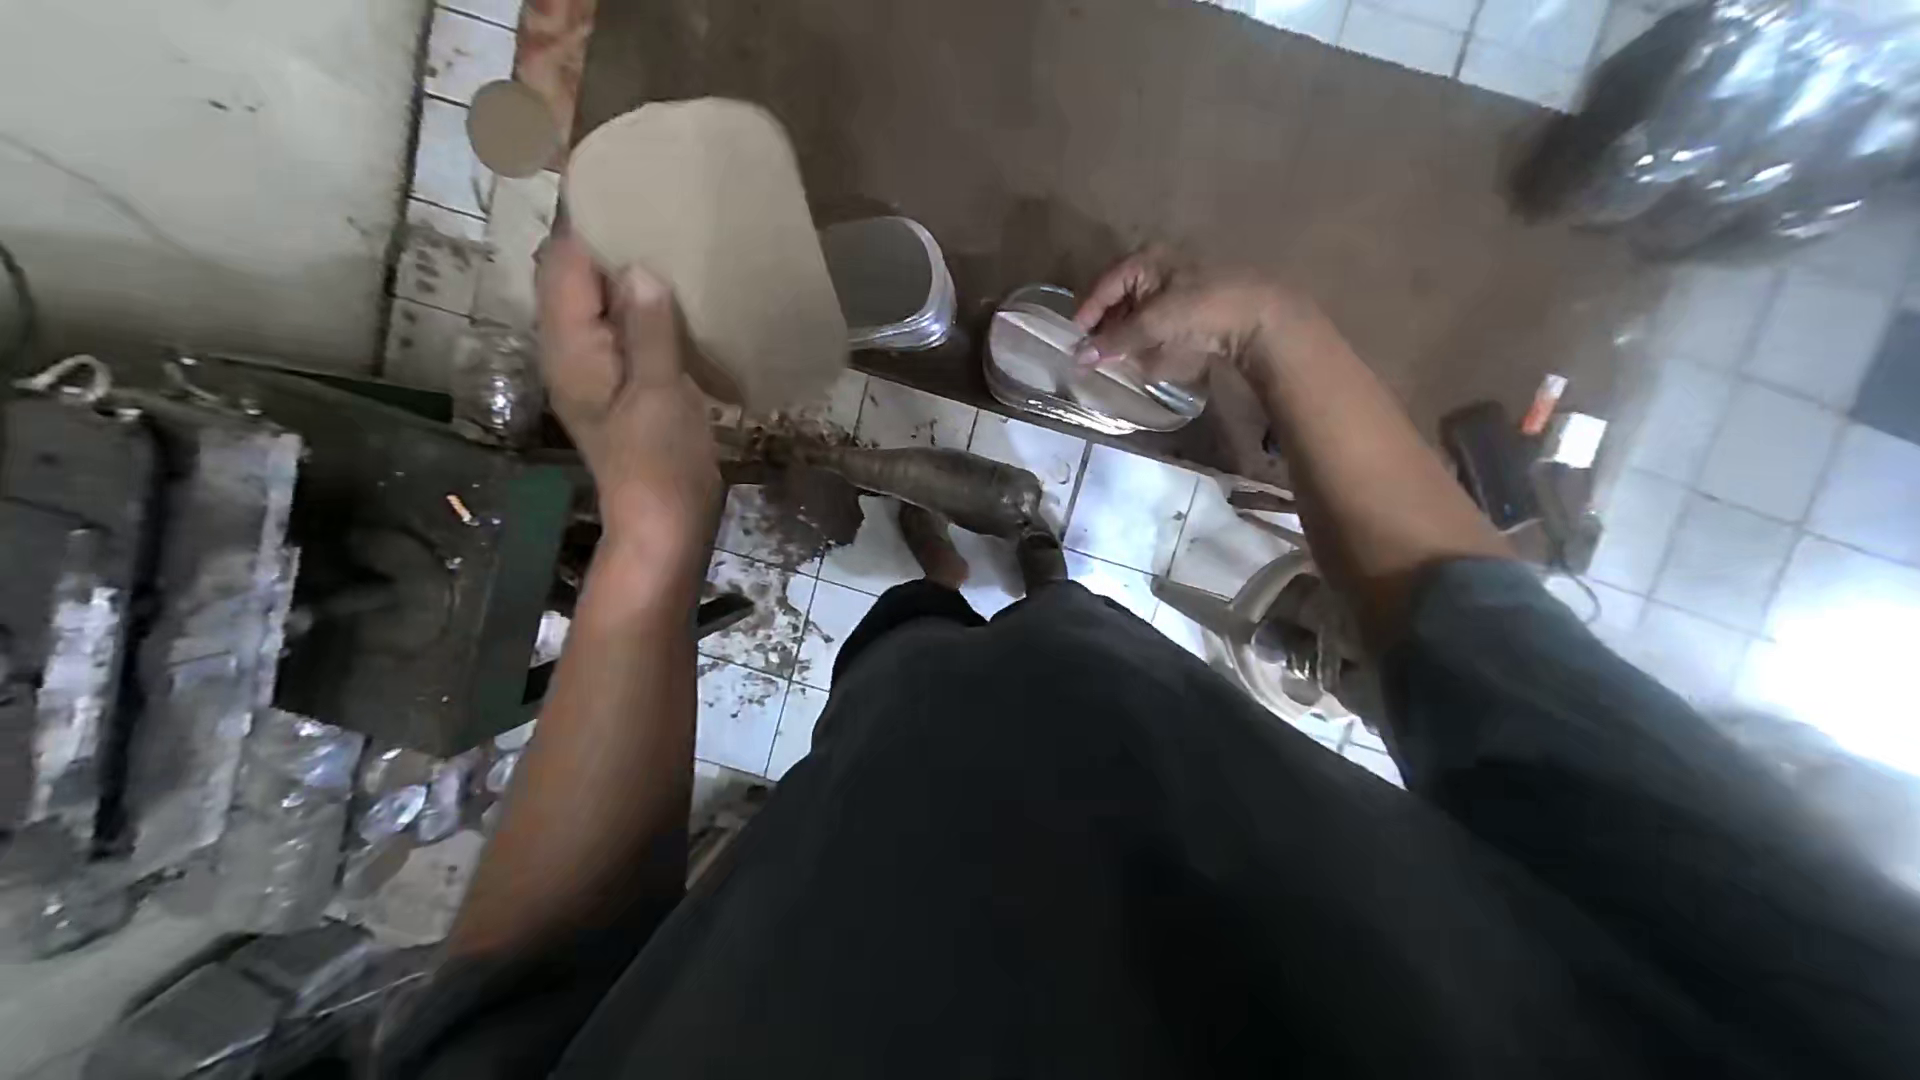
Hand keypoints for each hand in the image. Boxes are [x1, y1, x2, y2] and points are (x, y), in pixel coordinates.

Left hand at [536, 228, 720, 568]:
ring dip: (629, 280)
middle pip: (576, 280)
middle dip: (608, 246)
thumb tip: (641, 269)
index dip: (588, 224)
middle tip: (660, 218)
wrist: (663, 525)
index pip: (564, 264)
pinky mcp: (624, 391)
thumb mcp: (659, 392)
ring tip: (673, 253)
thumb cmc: (659, 462)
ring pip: (601, 308)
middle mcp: (573, 353)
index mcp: (571, 348)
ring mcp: (598, 374)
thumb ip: (648, 329)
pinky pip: (626, 335)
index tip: (627, 189)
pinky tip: (681, 310)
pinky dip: (646, 314)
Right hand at [1072, 247, 1325, 386]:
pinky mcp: (1195, 304)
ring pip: (1139, 311)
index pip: (1102, 288)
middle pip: (1119, 299)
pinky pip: (1160, 320)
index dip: (1086, 316)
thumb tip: (1079, 358)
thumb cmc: (1200, 309)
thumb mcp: (1151, 324)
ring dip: (1128, 335)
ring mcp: (1178, 284)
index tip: (1075, 344)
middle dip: (1107, 328)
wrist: (1260, 315)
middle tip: (1096, 354)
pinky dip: (1150, 337)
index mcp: (1144, 260)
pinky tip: (1149, 354)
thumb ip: (1113, 341)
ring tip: (1120, 359)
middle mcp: (1158, 266)